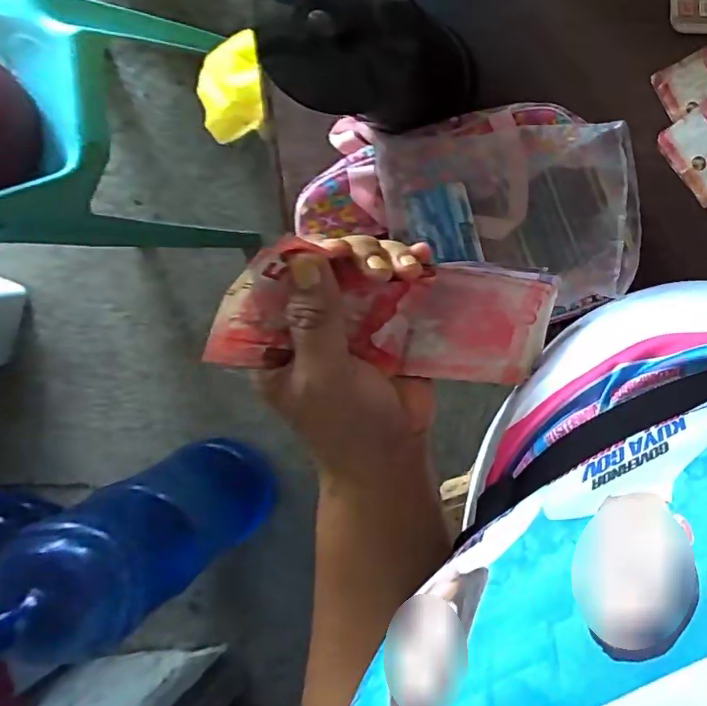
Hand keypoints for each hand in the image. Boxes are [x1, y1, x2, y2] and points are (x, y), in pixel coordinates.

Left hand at [255, 236, 436, 486]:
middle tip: (380, 270)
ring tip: (409, 269)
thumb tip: (306, 258)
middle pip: (330, 264)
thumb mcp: (323, 374)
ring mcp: (356, 317)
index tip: (336, 250)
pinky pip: (399, 285)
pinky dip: (413, 268)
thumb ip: (314, 319)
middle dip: (357, 256)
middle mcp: (316, 317)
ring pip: (367, 267)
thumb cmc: (344, 424)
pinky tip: (426, 259)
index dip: (306, 255)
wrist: (394, 455)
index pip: (281, 278)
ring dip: (389, 257)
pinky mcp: (393, 321)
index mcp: (280, 334)